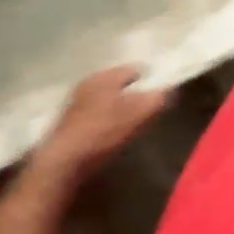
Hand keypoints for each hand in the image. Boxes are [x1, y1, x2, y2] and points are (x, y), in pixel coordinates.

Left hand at [35, 65, 169, 176]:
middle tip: (148, 103)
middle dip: (132, 91)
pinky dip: (105, 121)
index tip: (161, 87)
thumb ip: (158, 99)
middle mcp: (87, 84)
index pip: (133, 69)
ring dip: (117, 107)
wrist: (62, 164)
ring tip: (132, 120)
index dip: (149, 77)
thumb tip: (171, 90)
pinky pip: (94, 116)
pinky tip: (111, 133)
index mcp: (104, 76)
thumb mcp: (139, 114)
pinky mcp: (67, 125)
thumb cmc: (103, 132)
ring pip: (104, 99)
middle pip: (117, 83)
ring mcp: (74, 104)